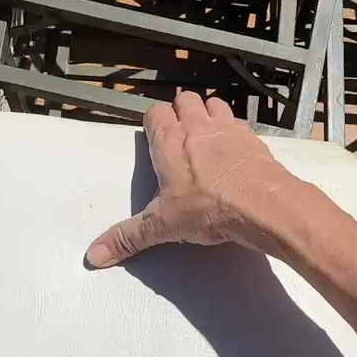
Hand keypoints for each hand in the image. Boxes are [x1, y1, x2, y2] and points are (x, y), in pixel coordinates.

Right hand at [85, 90, 305, 267]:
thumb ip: (129, 237)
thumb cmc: (208, 208)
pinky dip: (235, 130)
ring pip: (214, 104)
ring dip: (209, 113)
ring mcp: (228, 128)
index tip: (154, 136)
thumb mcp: (163, 225)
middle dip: (181, 111)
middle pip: (185, 100)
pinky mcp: (253, 138)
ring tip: (207, 135)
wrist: (262, 203)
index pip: (155, 113)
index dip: (154, 121)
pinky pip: (240, 123)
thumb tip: (94, 256)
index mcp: (169, 141)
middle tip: (180, 135)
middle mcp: (197, 126)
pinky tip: (235, 150)